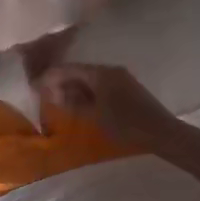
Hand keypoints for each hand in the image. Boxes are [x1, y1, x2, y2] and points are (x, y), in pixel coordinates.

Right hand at [36, 63, 176, 145]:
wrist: (161, 132)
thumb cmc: (126, 124)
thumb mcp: (95, 116)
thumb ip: (74, 103)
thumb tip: (56, 95)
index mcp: (101, 73)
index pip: (70, 69)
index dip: (52, 76)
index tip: (38, 85)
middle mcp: (111, 70)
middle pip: (81, 71)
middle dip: (63, 82)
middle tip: (48, 95)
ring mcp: (122, 77)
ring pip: (92, 78)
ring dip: (77, 87)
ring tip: (63, 101)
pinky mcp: (129, 87)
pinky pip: (102, 84)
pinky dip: (90, 91)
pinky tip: (84, 103)